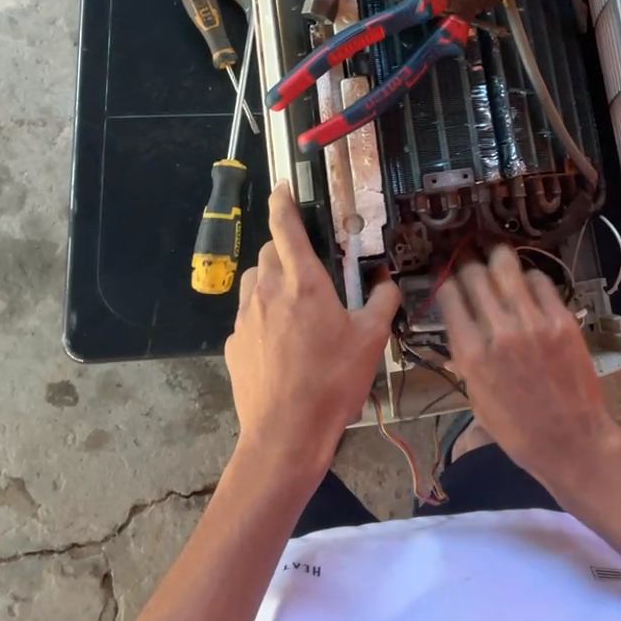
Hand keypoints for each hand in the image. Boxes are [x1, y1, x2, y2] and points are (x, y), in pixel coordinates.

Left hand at [224, 181, 400, 481]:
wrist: (285, 434)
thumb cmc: (332, 381)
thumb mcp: (372, 339)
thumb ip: (382, 300)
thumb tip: (387, 281)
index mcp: (302, 282)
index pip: (286, 226)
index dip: (283, 201)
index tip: (282, 186)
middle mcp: (267, 291)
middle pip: (269, 252)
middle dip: (286, 251)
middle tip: (311, 271)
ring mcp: (244, 318)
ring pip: (255, 281)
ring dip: (271, 280)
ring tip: (295, 306)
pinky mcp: (233, 344)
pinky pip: (247, 316)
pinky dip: (262, 316)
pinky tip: (281, 343)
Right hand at [439, 244, 620, 489]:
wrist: (571, 441)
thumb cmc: (518, 429)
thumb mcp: (477, 398)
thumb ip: (466, 358)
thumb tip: (459, 329)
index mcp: (471, 354)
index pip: (450, 296)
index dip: (445, 280)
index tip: (445, 273)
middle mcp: (497, 332)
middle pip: (474, 274)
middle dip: (467, 262)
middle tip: (468, 257)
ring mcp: (532, 322)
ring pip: (506, 267)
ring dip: (496, 257)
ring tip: (494, 253)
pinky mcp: (561, 319)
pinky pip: (540, 281)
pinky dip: (530, 277)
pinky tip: (527, 282)